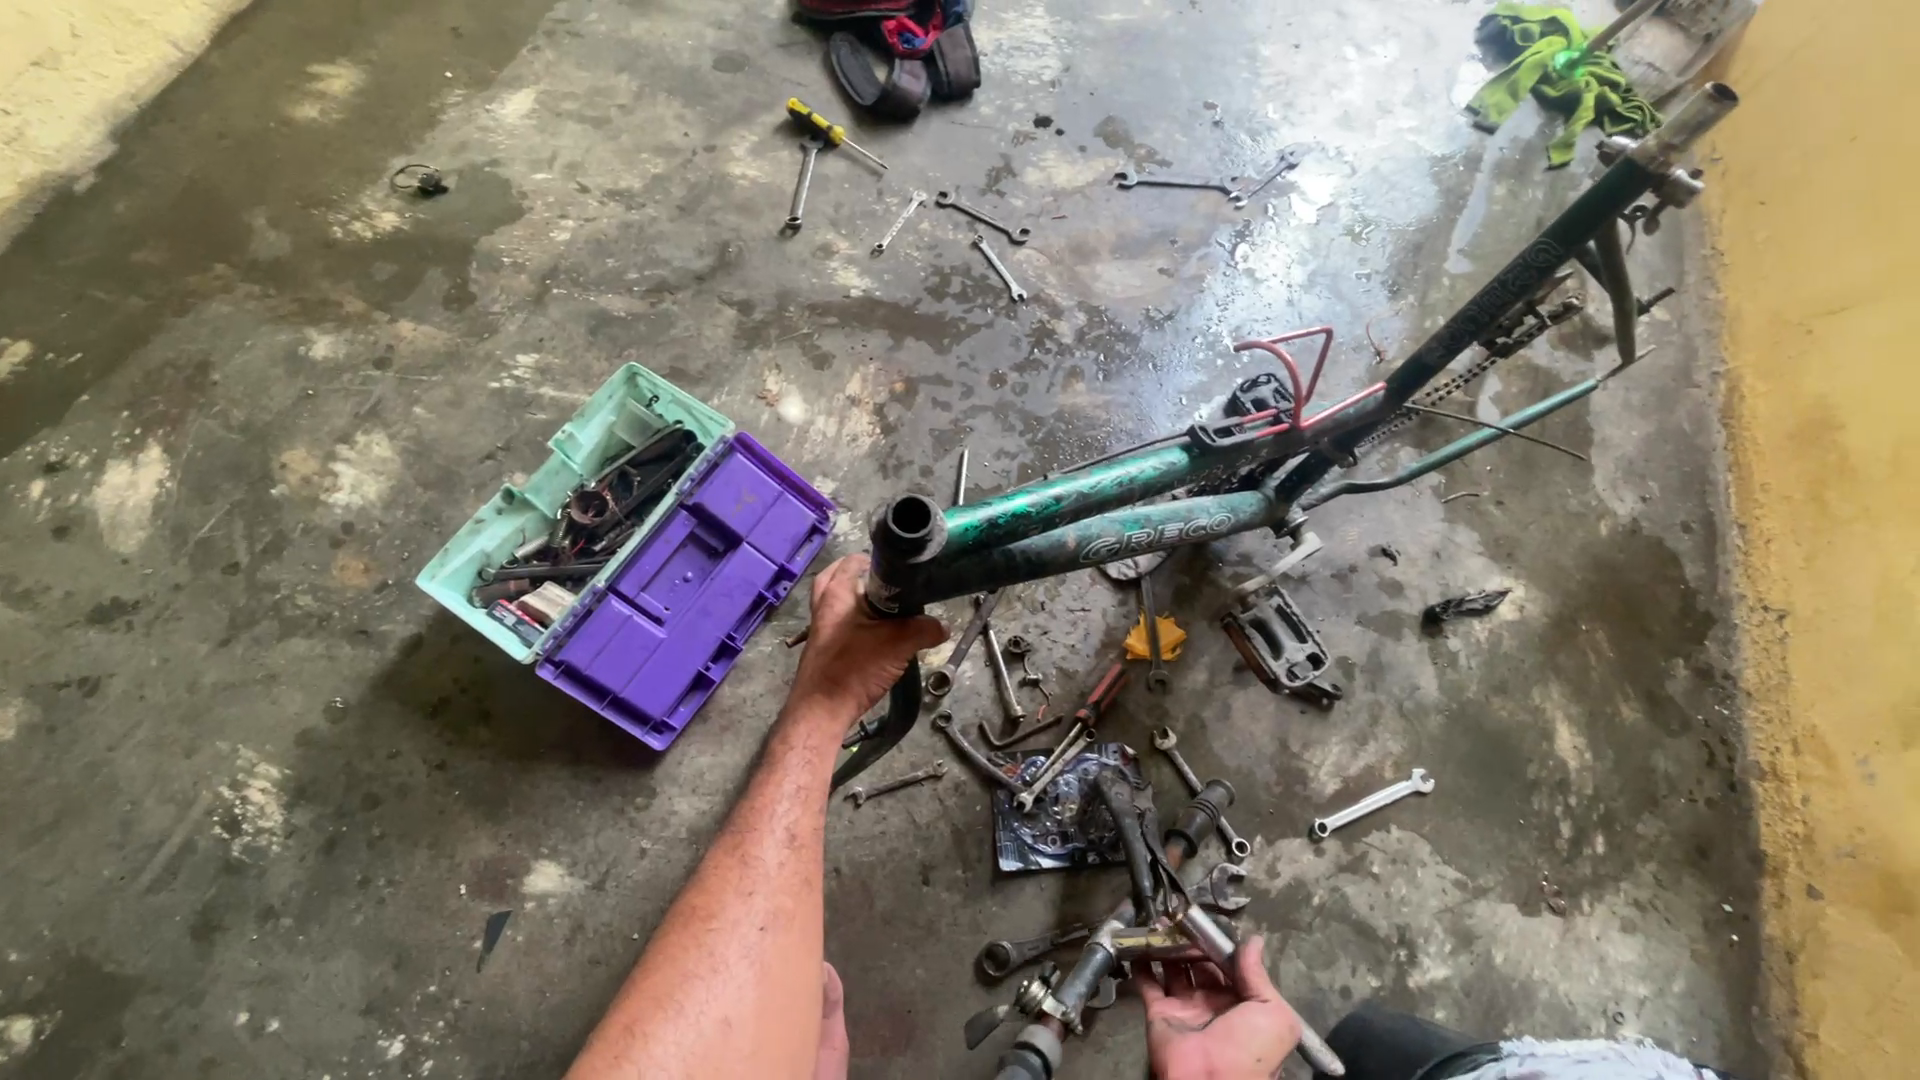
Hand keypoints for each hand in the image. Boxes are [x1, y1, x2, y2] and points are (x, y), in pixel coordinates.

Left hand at [790, 554, 945, 717]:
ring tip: (884, 608)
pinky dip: (855, 622)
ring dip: (855, 600)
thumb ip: (924, 630)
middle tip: (883, 582)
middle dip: (858, 576)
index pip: (851, 562)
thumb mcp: (898, 644)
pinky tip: (875, 635)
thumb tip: (944, 626)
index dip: (875, 560)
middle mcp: (824, 607)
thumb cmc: (854, 668)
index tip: (898, 569)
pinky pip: (839, 625)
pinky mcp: (823, 649)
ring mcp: (820, 630)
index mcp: (836, 594)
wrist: (822, 710)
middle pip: (835, 578)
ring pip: (836, 603)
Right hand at [1135, 936, 1302, 1079]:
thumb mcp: (1273, 1014)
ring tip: (1159, 920)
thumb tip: (1254, 941)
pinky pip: (1147, 983)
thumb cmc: (1249, 1049)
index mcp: (1241, 1004)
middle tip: (1179, 916)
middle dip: (1190, 941)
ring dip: (1166, 945)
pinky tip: (1138, 942)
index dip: (1219, 944)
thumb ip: (1260, 976)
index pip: (1229, 966)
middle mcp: (1212, 1003)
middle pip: (1199, 964)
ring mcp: (1184, 1007)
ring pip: (1173, 968)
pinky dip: (1140, 963)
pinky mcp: (1159, 1012)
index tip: (1207, 921)